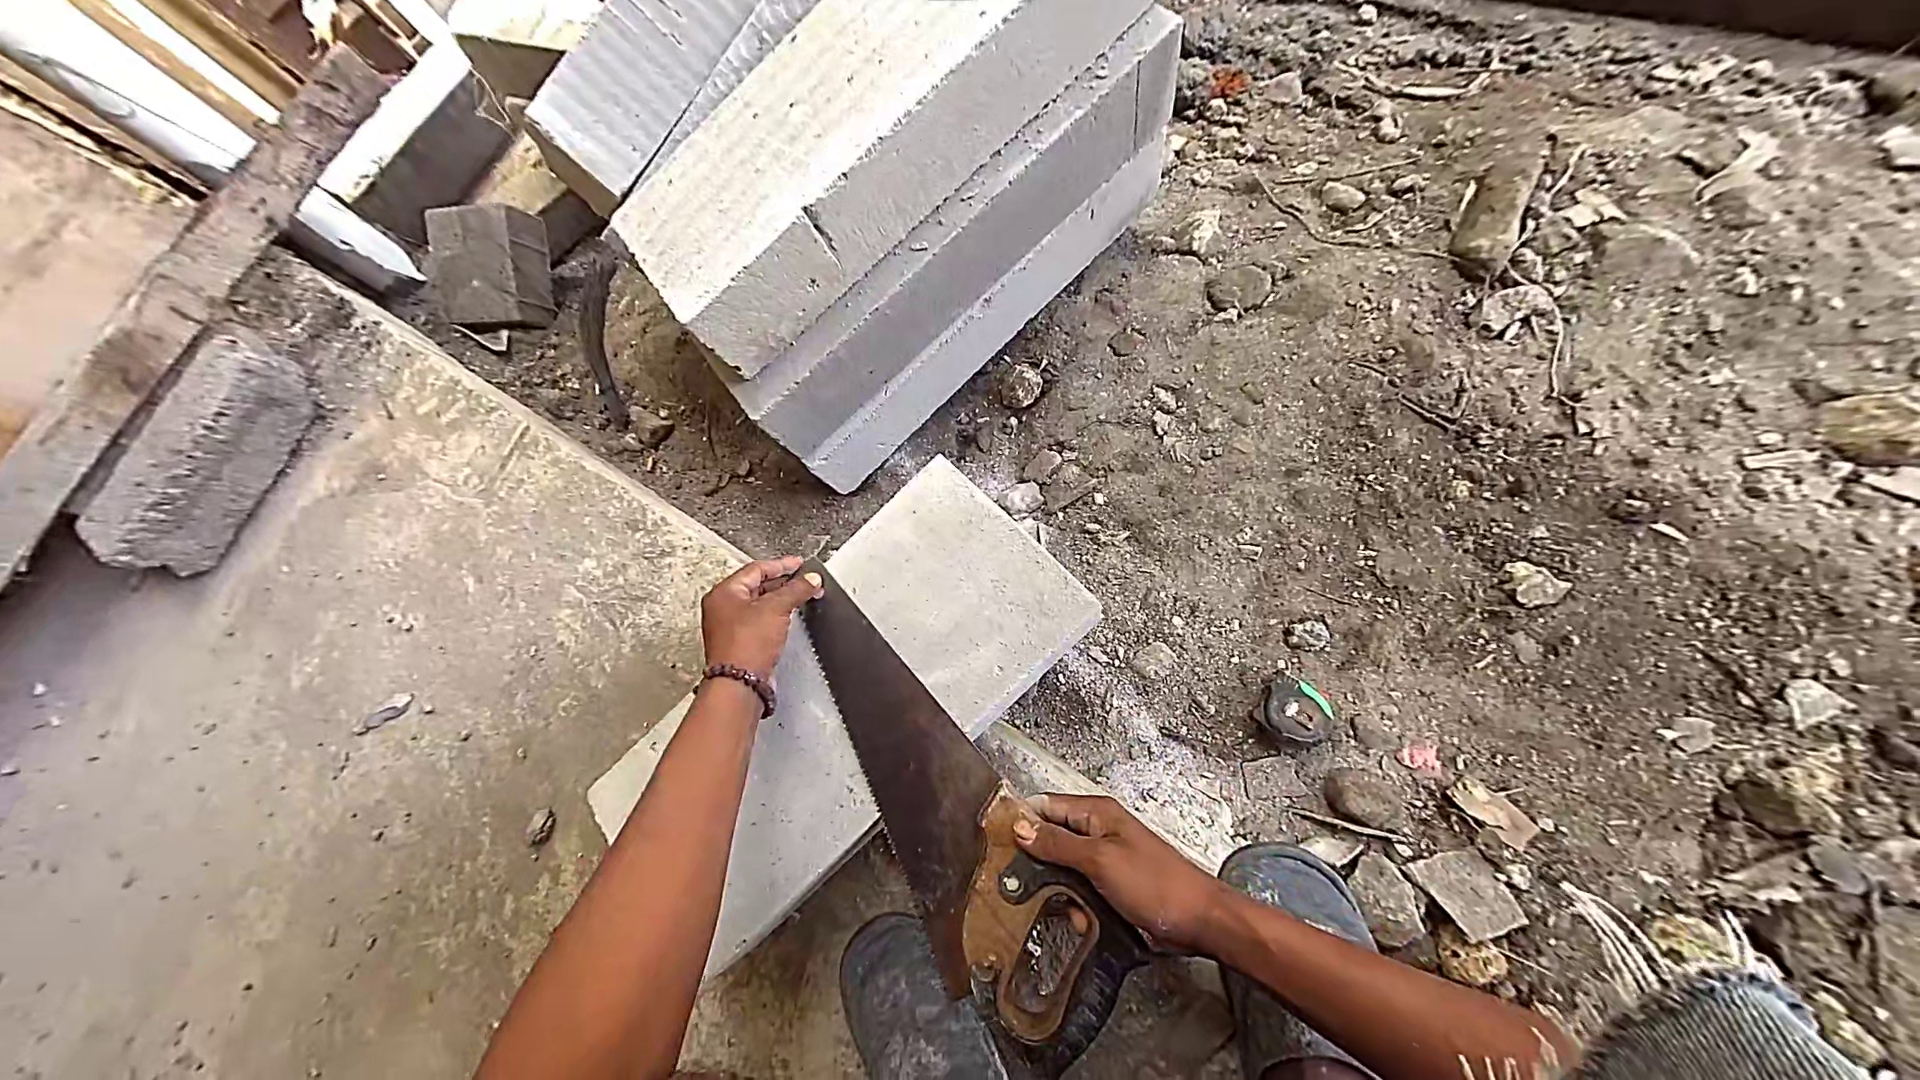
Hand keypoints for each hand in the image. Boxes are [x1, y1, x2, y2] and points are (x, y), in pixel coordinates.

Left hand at [700, 556, 822, 681]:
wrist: (740, 683)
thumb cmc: (745, 646)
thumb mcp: (776, 608)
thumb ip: (796, 590)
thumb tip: (810, 579)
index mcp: (724, 593)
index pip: (756, 569)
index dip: (781, 565)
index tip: (798, 564)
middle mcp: (723, 608)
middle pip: (758, 586)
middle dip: (784, 582)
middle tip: (805, 580)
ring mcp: (731, 626)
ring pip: (760, 604)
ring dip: (782, 599)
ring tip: (801, 596)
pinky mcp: (741, 643)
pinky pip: (761, 621)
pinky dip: (777, 616)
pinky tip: (788, 618)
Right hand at [1013, 793, 1227, 952]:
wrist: (1198, 923)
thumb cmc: (1156, 883)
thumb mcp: (1100, 860)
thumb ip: (1057, 843)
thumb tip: (1021, 827)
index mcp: (1096, 813)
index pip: (1046, 806)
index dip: (1023, 821)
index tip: (1000, 842)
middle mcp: (1097, 831)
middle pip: (1050, 839)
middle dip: (1039, 864)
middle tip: (1026, 886)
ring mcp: (1103, 860)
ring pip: (1061, 870)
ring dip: (1059, 892)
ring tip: (1066, 910)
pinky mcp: (1109, 887)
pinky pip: (1079, 892)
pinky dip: (1075, 907)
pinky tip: (1082, 921)